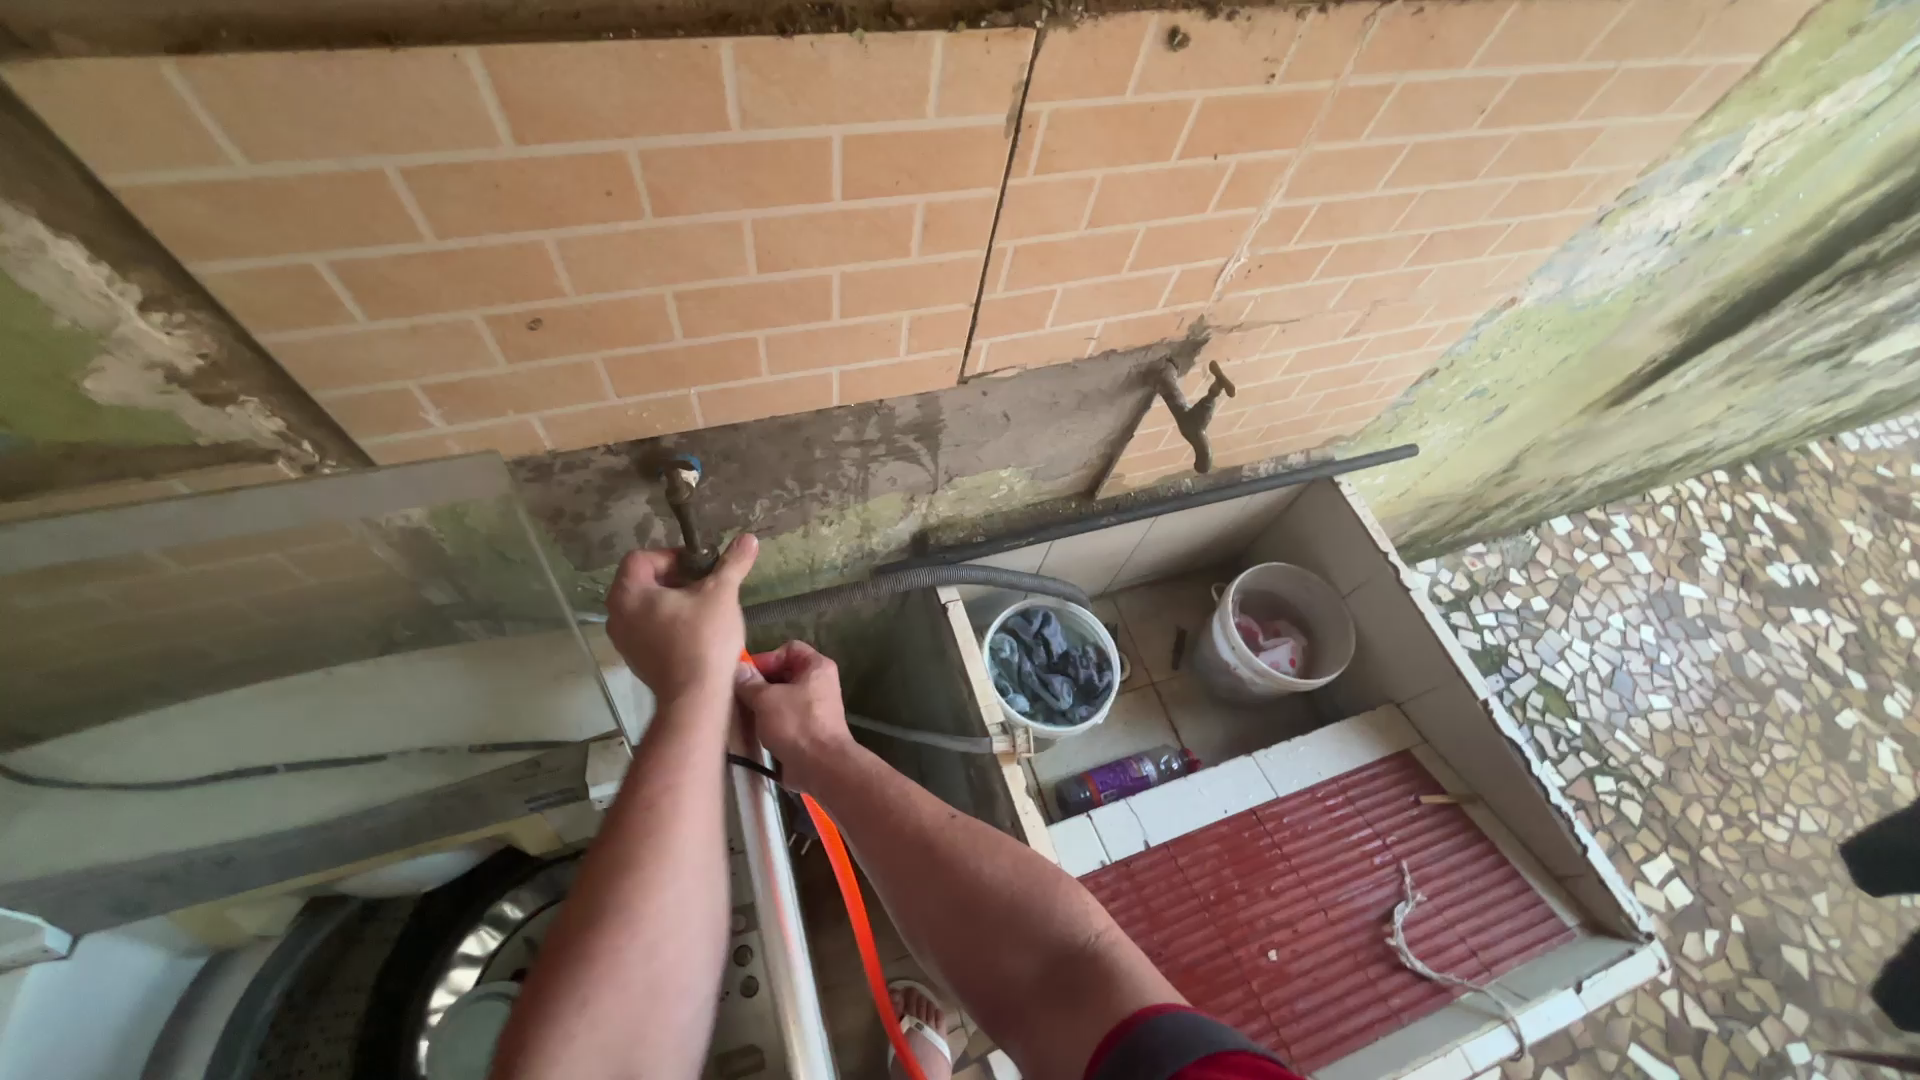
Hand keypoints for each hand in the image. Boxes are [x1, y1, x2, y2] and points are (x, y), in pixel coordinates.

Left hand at [605, 534, 757, 706]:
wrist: (695, 696)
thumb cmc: (704, 638)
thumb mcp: (722, 594)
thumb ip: (732, 563)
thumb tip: (749, 538)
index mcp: (628, 593)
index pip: (641, 557)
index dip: (672, 556)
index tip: (699, 568)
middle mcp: (616, 614)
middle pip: (641, 581)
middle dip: (674, 578)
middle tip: (704, 585)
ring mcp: (623, 640)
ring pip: (645, 606)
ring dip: (671, 601)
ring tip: (702, 608)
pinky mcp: (635, 659)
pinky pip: (647, 629)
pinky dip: (667, 623)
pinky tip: (694, 632)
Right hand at [735, 641, 854, 790]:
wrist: (821, 767)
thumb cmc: (796, 724)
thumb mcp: (767, 699)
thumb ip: (749, 683)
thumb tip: (738, 669)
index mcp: (817, 667)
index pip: (789, 649)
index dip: (767, 658)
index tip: (747, 675)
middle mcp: (819, 683)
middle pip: (784, 673)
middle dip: (760, 683)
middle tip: (738, 695)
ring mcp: (814, 708)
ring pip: (782, 697)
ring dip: (762, 704)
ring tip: (742, 713)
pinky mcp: (807, 729)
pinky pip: (784, 717)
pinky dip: (769, 721)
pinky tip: (752, 729)